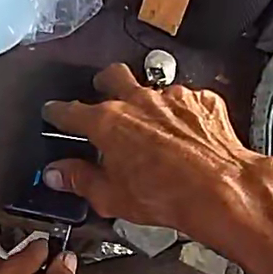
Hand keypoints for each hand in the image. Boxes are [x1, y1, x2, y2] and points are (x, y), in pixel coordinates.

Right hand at [42, 63, 272, 250]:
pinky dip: (178, 112)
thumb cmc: (167, 194)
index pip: (71, 111)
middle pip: (112, 76)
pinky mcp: (201, 101)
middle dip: (102, 83)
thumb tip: (58, 174)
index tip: (53, 113)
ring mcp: (172, 97)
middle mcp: (138, 101)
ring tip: (146, 119)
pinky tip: (182, 131)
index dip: (58, 113)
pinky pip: (184, 99)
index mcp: (108, 123)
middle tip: (100, 93)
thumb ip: (80, 180)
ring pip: (150, 86)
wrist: (219, 189)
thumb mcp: (110, 197)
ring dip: (144, 99)